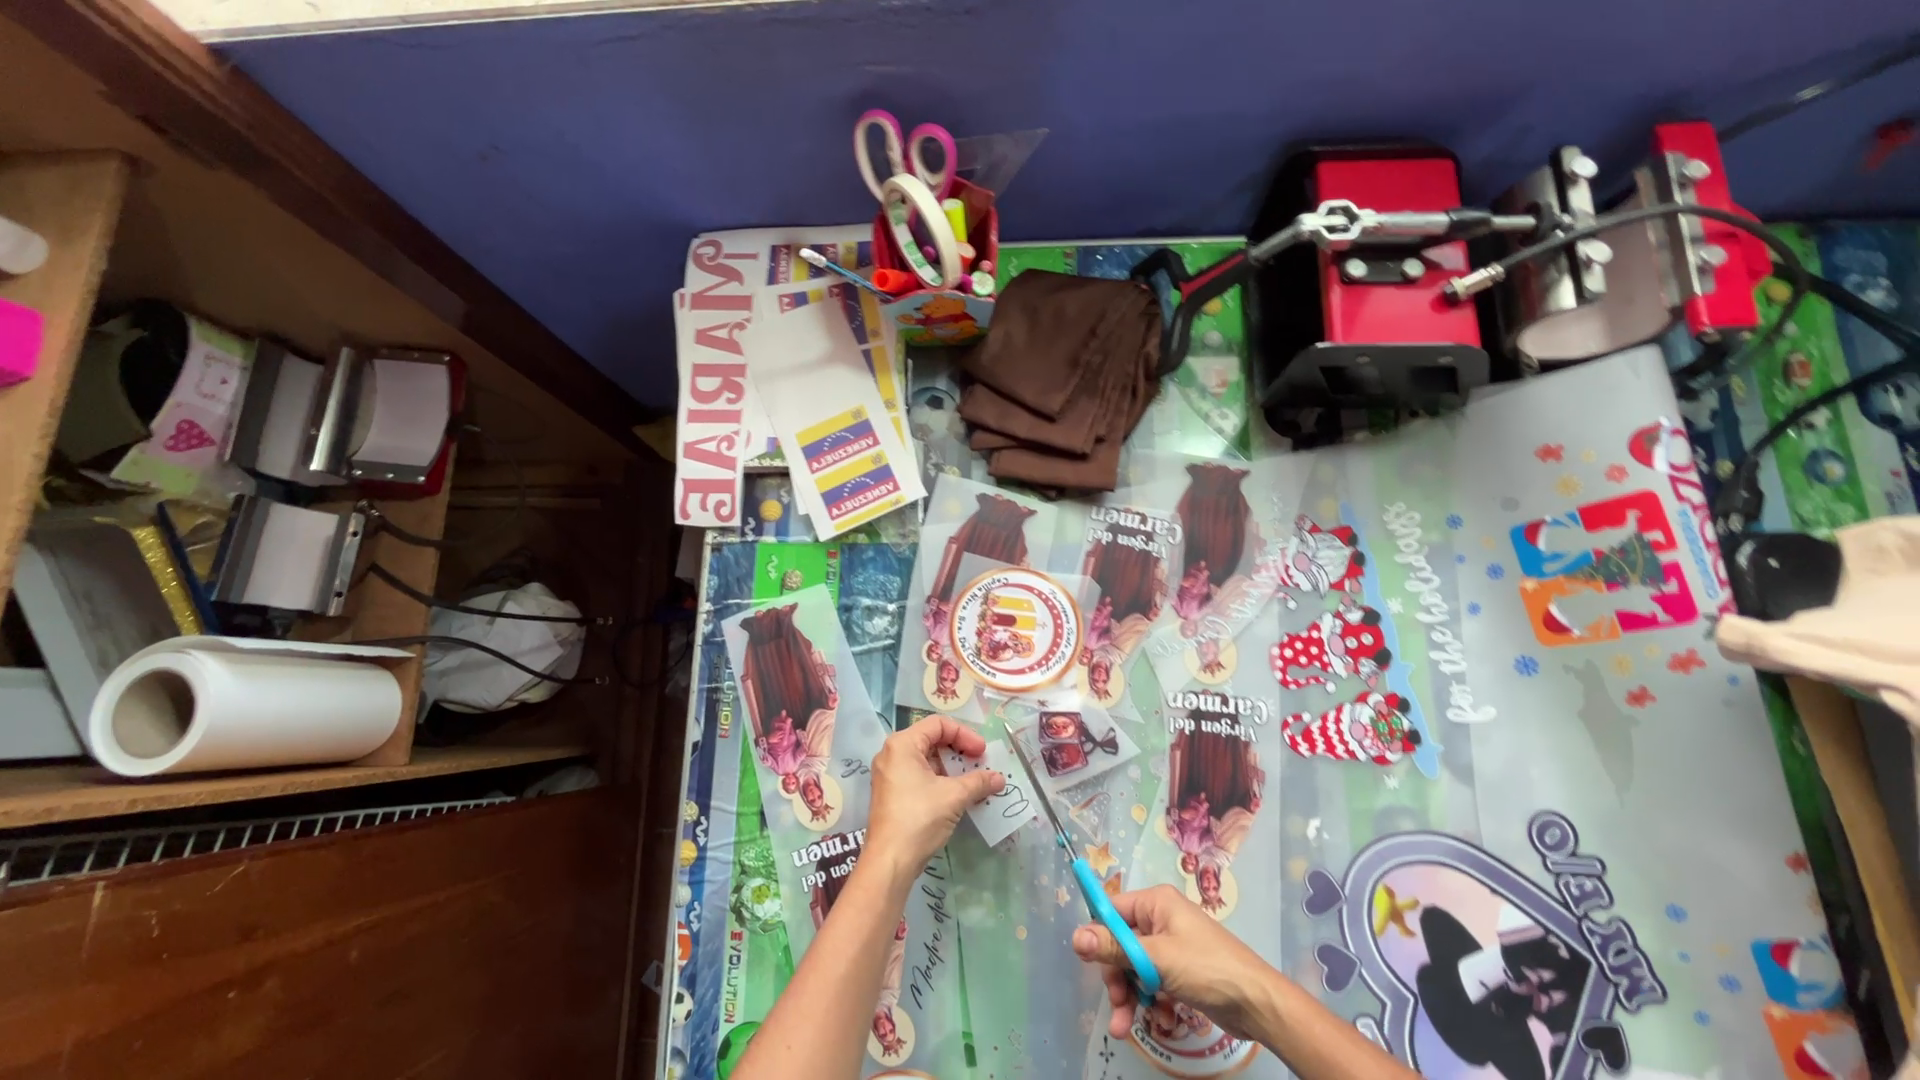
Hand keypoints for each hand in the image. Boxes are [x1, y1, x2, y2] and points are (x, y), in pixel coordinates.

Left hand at [861, 715, 1003, 883]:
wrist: (890, 860)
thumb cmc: (920, 818)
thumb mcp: (954, 796)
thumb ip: (978, 782)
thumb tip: (1000, 779)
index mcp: (902, 745)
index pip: (938, 724)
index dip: (964, 734)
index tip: (982, 752)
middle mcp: (892, 754)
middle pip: (932, 740)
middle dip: (960, 752)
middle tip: (980, 765)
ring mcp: (890, 775)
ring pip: (926, 761)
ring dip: (952, 768)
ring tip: (974, 782)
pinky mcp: (892, 794)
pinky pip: (919, 777)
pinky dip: (940, 781)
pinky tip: (959, 796)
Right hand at [1073, 885, 1279, 1042]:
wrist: (1256, 1003)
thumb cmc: (1206, 968)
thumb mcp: (1156, 959)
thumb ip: (1115, 948)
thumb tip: (1075, 936)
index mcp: (1156, 903)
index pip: (1112, 911)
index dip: (1098, 936)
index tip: (1086, 963)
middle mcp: (1161, 919)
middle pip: (1120, 944)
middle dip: (1116, 978)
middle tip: (1116, 1004)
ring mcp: (1171, 946)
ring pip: (1134, 968)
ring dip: (1127, 996)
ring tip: (1124, 1027)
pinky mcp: (1179, 971)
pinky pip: (1151, 981)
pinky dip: (1148, 1000)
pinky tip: (1155, 1019)